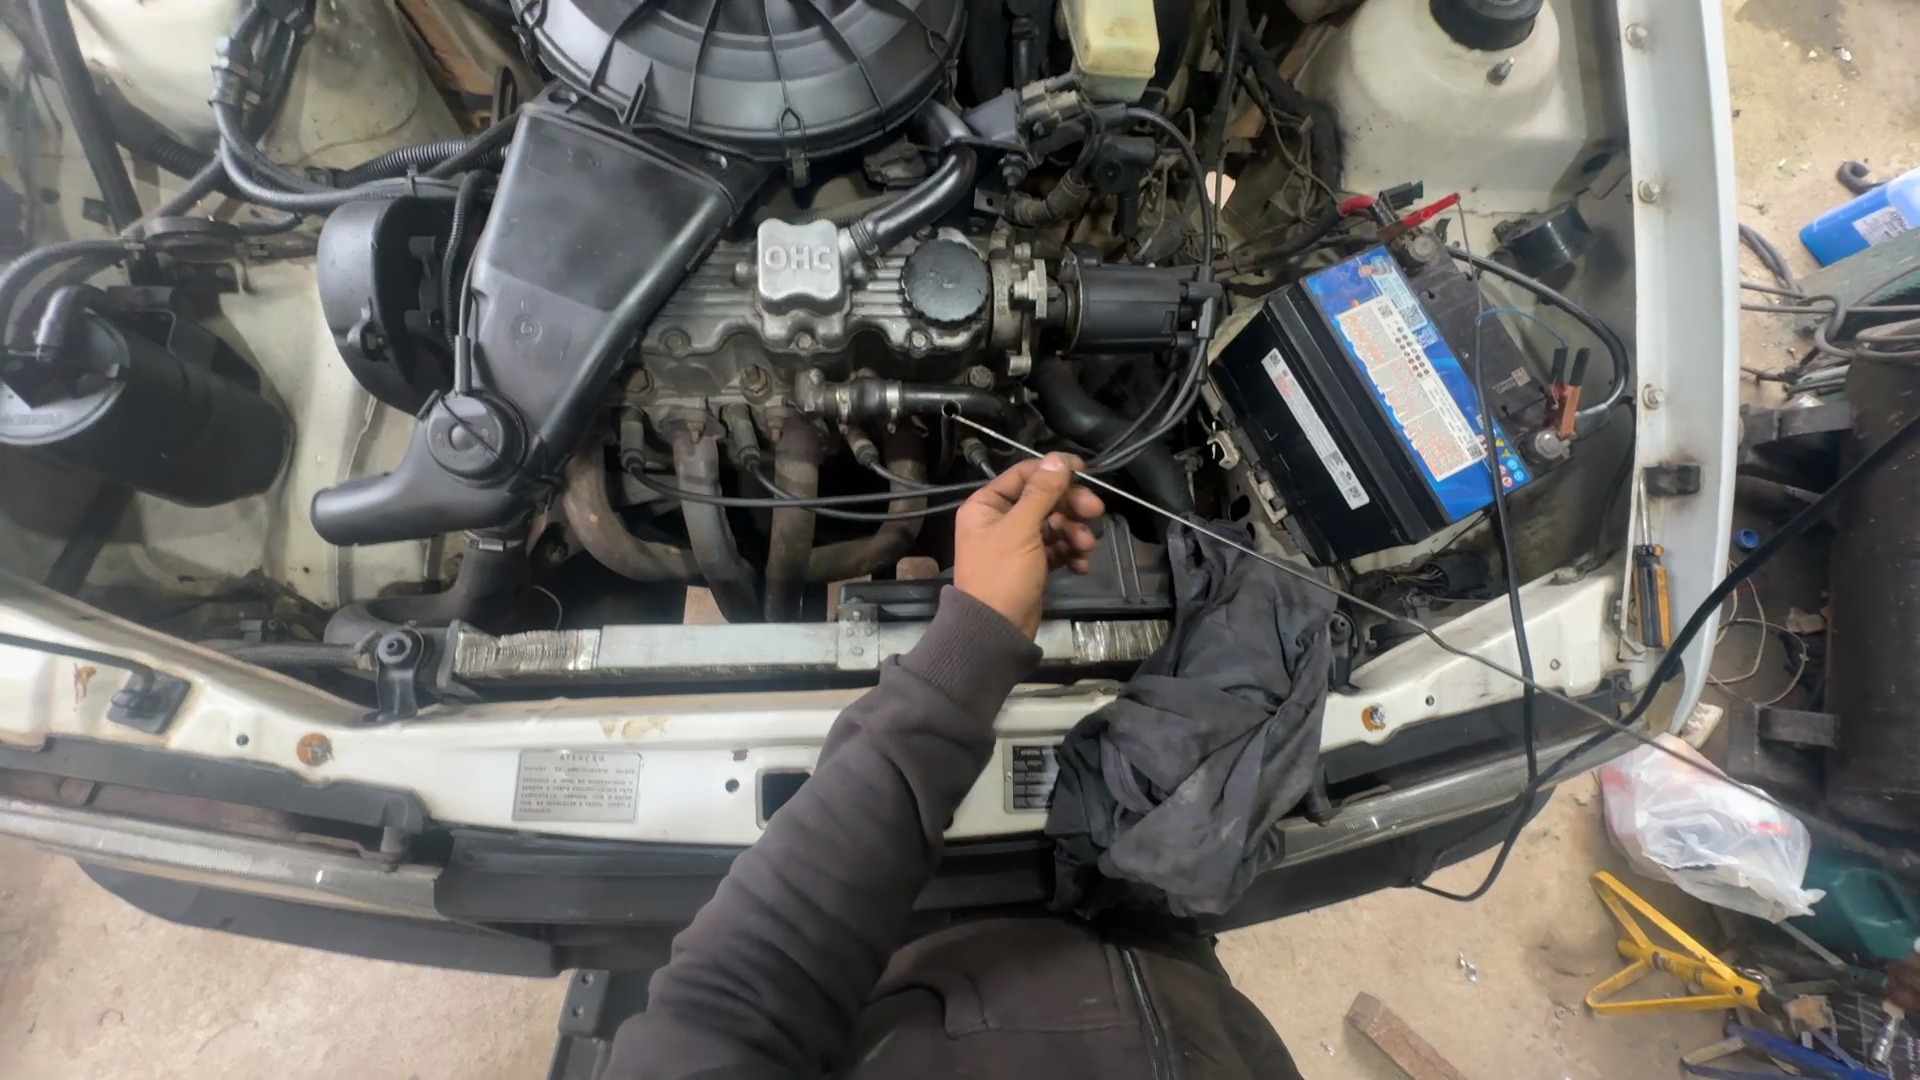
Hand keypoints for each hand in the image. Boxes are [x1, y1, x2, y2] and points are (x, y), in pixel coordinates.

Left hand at [954, 454, 1104, 636]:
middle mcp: (999, 520)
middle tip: (1097, 511)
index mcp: (986, 505)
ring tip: (1085, 547)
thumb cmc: (1002, 574)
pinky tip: (1080, 565)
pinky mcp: (1032, 565)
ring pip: (1054, 525)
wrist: (996, 630)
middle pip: (1044, 499)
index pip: (1024, 475)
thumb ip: (1041, 493)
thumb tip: (1058, 458)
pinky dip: (1069, 553)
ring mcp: (1017, 543)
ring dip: (1074, 532)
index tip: (1086, 471)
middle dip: (1071, 506)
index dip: (1055, 471)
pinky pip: (1056, 549)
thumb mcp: (1021, 529)